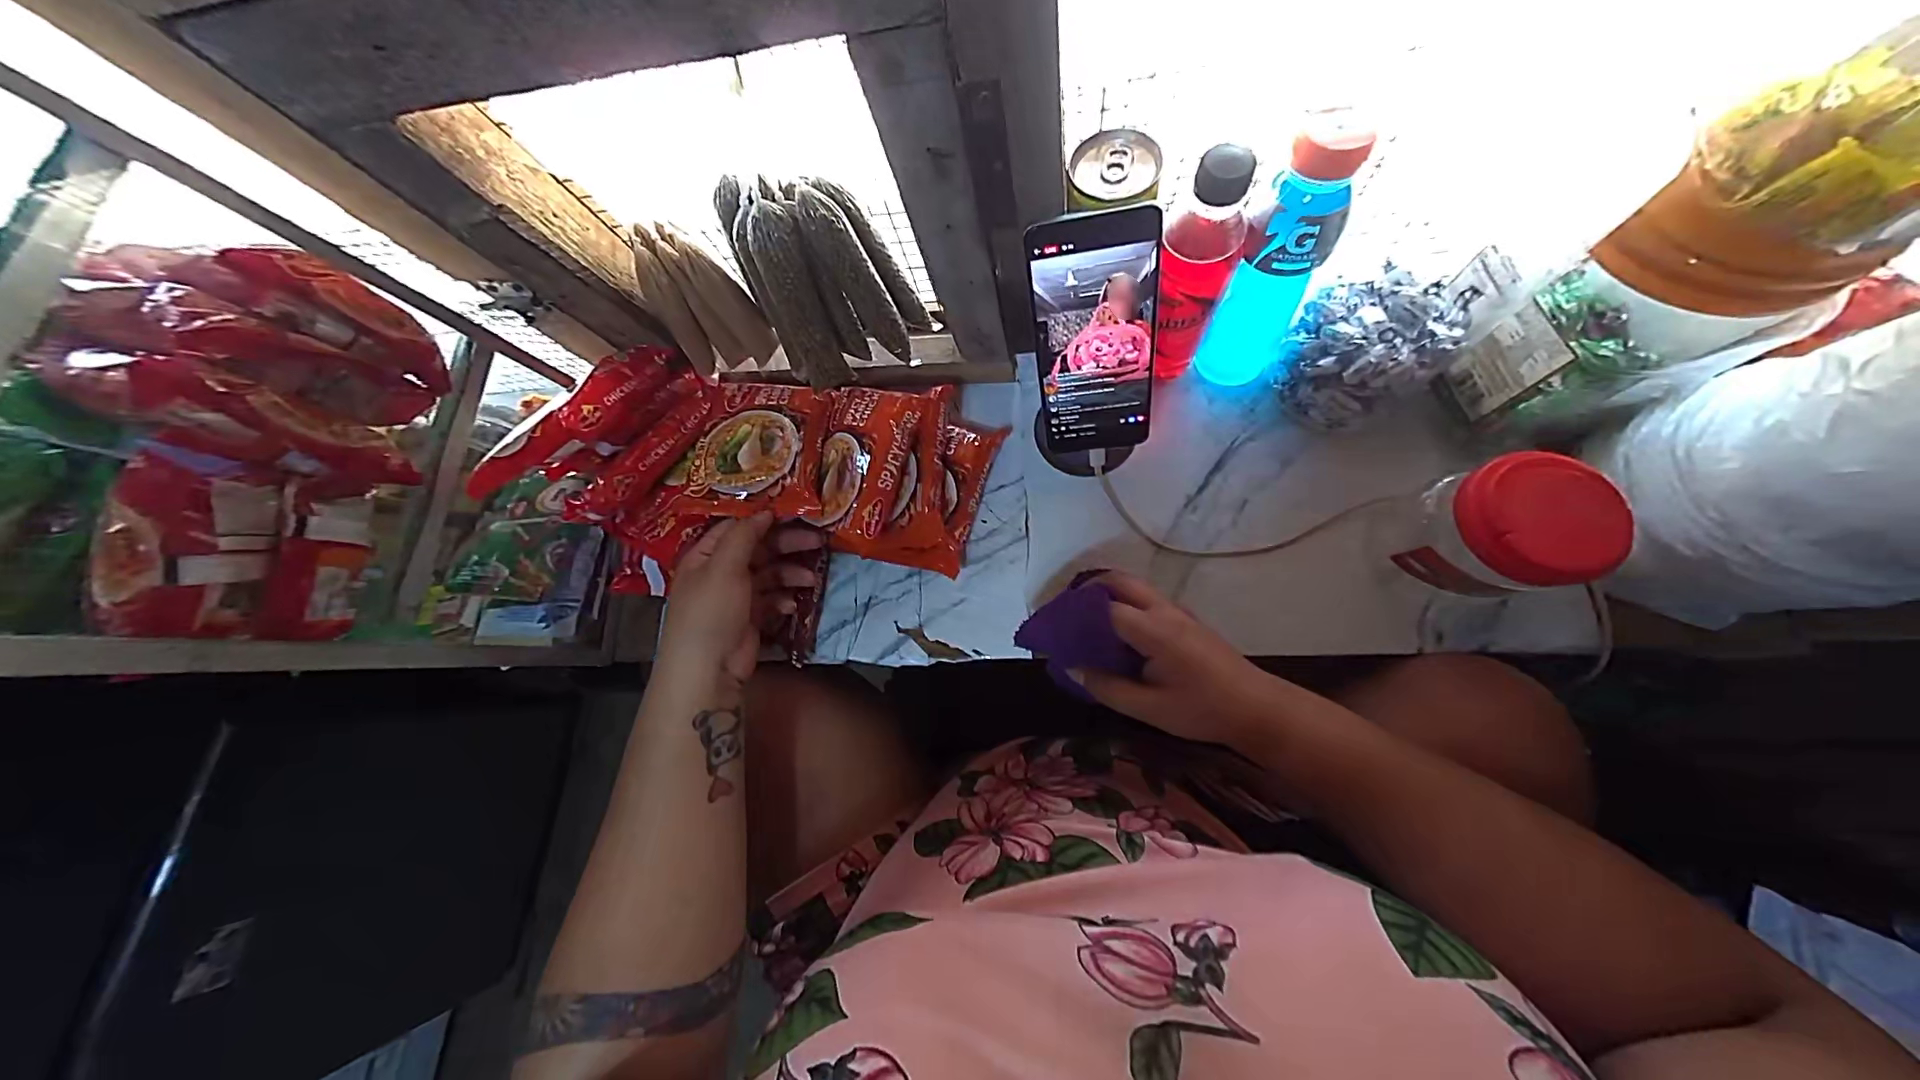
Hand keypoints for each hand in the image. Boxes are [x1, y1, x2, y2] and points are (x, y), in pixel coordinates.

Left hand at [658, 513, 824, 688]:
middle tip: (817, 541)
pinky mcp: (751, 617)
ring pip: (769, 574)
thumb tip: (764, 511)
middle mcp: (720, 572)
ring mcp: (736, 595)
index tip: (794, 513)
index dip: (762, 519)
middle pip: (758, 549)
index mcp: (705, 555)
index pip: (736, 528)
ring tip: (811, 579)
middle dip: (787, 545)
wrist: (709, 669)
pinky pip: (772, 599)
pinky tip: (793, 605)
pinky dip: (784, 599)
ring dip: (791, 573)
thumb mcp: (724, 567)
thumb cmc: (711, 612)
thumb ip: (744, 536)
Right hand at [1069, 571, 1285, 747]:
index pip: (1104, 609)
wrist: (1258, 709)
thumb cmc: (1203, 711)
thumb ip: (1107, 687)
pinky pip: (1147, 599)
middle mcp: (1165, 611)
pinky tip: (1114, 632)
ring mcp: (1178, 612)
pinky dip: (1123, 603)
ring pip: (1135, 587)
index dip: (1075, 615)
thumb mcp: (1149, 709)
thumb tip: (1071, 668)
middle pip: (1120, 582)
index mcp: (1154, 630)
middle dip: (1088, 590)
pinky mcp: (1186, 620)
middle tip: (1065, 613)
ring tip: (1083, 620)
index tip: (1052, 628)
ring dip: (1106, 594)